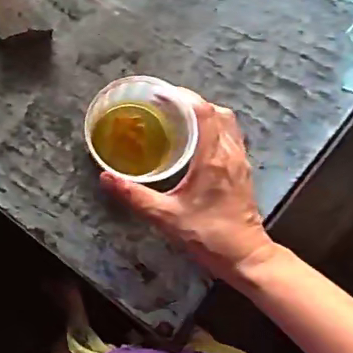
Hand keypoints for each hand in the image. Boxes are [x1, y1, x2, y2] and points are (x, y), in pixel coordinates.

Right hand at [100, 92, 283, 283]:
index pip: (204, 113)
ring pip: (226, 122)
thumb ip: (134, 195)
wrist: (246, 258)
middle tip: (163, 104)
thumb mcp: (165, 217)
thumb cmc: (208, 236)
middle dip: (190, 101)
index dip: (182, 97)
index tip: (159, 94)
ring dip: (203, 113)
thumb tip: (106, 177)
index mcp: (213, 160)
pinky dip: (211, 127)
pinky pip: (229, 136)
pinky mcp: (241, 170)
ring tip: (176, 116)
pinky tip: (192, 138)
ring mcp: (240, 162)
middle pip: (217, 112)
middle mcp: (230, 155)